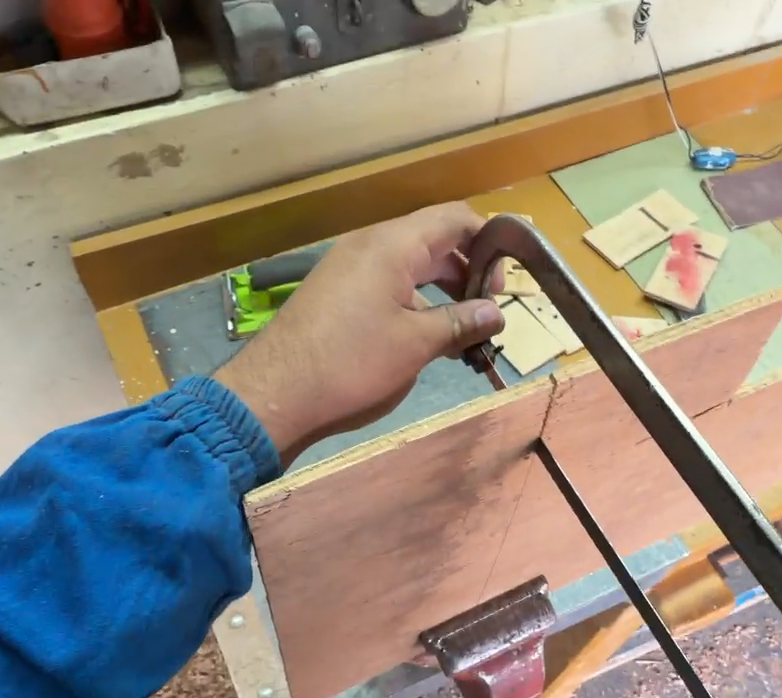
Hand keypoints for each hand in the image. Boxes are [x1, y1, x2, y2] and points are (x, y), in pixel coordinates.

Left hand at [214, 203, 505, 462]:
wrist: (276, 395)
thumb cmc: (352, 364)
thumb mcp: (416, 345)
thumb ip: (461, 323)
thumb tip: (497, 313)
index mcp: (392, 245)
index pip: (454, 219)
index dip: (488, 242)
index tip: (505, 283)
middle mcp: (369, 247)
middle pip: (433, 242)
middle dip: (467, 273)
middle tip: (489, 313)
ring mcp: (349, 271)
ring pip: (410, 269)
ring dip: (442, 296)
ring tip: (464, 335)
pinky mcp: (337, 298)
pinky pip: (387, 289)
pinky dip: (414, 307)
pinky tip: (426, 342)